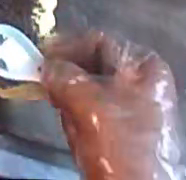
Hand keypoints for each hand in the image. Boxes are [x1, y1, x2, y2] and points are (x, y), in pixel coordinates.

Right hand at [41, 32, 185, 179]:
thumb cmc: (120, 144)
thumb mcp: (88, 103)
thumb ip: (63, 76)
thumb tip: (45, 65)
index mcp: (144, 67)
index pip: (99, 42)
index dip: (68, 47)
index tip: (41, 56)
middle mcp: (144, 85)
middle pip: (93, 69)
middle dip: (69, 81)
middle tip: (48, 87)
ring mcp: (136, 113)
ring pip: (90, 95)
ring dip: (73, 106)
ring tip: (68, 119)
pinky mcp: (125, 139)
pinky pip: (95, 120)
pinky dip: (81, 126)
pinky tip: (79, 140)